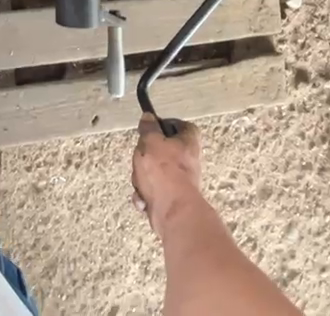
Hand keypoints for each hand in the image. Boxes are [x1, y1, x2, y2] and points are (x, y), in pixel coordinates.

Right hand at [132, 113, 202, 231]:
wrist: (172, 212)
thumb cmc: (163, 172)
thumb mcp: (150, 141)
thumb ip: (148, 128)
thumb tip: (148, 117)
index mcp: (188, 143)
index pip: (183, 127)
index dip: (167, 125)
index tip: (152, 127)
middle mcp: (188, 162)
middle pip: (163, 151)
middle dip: (146, 156)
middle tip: (141, 158)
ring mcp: (180, 183)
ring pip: (154, 172)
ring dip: (142, 178)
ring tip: (141, 183)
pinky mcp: (171, 200)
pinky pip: (153, 191)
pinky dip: (145, 195)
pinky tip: (143, 198)